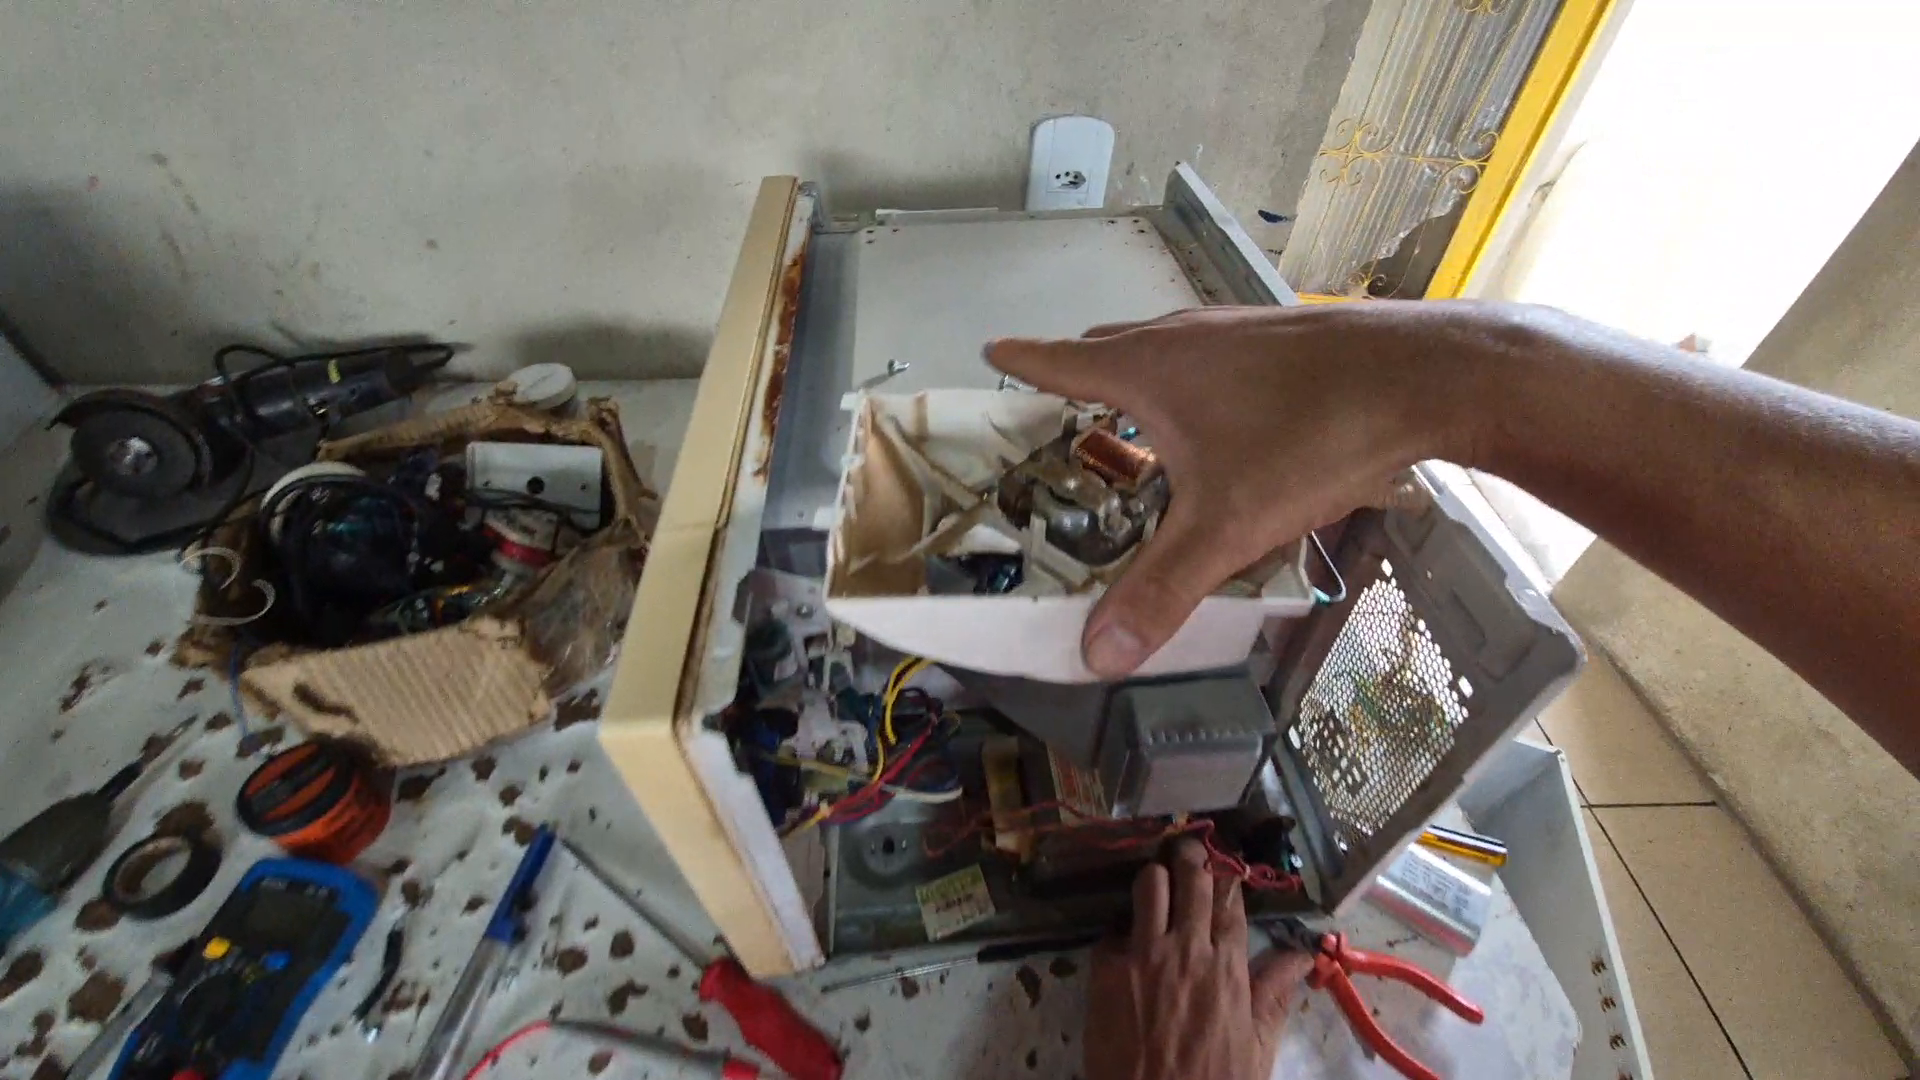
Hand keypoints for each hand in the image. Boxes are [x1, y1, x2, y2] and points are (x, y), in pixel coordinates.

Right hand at [985, 301, 1531, 676]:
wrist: (1430, 375)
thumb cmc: (1308, 438)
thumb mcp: (1225, 526)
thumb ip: (1161, 590)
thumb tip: (1095, 656)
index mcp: (1150, 371)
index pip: (1063, 362)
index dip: (1023, 360)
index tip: (992, 350)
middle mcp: (1184, 337)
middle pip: (1110, 348)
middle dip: (1077, 370)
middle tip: (1059, 402)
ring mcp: (1235, 329)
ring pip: (1164, 346)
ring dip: (1135, 372)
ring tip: (1129, 410)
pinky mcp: (1281, 336)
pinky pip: (1211, 352)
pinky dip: (1189, 375)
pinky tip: (1218, 410)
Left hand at [1084, 839, 1314, 1079]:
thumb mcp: (1257, 1049)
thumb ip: (1276, 994)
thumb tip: (1303, 954)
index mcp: (1227, 968)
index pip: (1230, 900)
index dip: (1227, 875)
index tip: (1224, 862)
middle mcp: (1185, 948)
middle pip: (1190, 876)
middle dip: (1190, 856)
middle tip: (1187, 851)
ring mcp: (1142, 952)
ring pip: (1149, 883)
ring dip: (1155, 878)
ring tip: (1157, 884)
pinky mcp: (1105, 963)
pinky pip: (1113, 925)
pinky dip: (1122, 926)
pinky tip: (1126, 938)